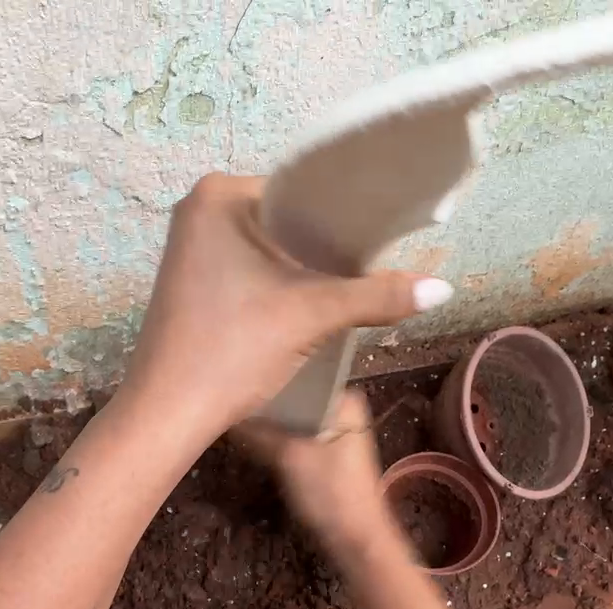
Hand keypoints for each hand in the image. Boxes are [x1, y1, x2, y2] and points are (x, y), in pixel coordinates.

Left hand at [118, 173, 451, 439]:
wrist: (168, 414)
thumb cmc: (233, 351)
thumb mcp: (311, 316)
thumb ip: (376, 296)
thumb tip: (443, 289)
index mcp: (217, 195)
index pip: (302, 190)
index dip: (343, 218)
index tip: (379, 242)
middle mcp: (196, 211)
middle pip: (285, 220)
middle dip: (323, 247)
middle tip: (366, 271)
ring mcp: (186, 250)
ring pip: (266, 250)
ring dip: (301, 271)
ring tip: (340, 292)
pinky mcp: (186, 285)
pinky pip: (245, 271)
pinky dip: (274, 286)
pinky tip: (300, 308)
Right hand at [234, 391, 403, 563]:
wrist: (354, 537)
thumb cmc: (329, 491)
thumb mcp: (289, 456)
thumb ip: (258, 431)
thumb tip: (225, 413)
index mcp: (343, 397)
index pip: (298, 376)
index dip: (267, 380)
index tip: (235, 382)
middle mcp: (341, 407)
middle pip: (293, 397)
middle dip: (265, 403)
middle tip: (230, 402)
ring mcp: (334, 430)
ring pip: (291, 418)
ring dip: (267, 423)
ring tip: (234, 417)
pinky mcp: (325, 452)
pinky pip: (294, 435)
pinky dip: (276, 438)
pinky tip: (250, 438)